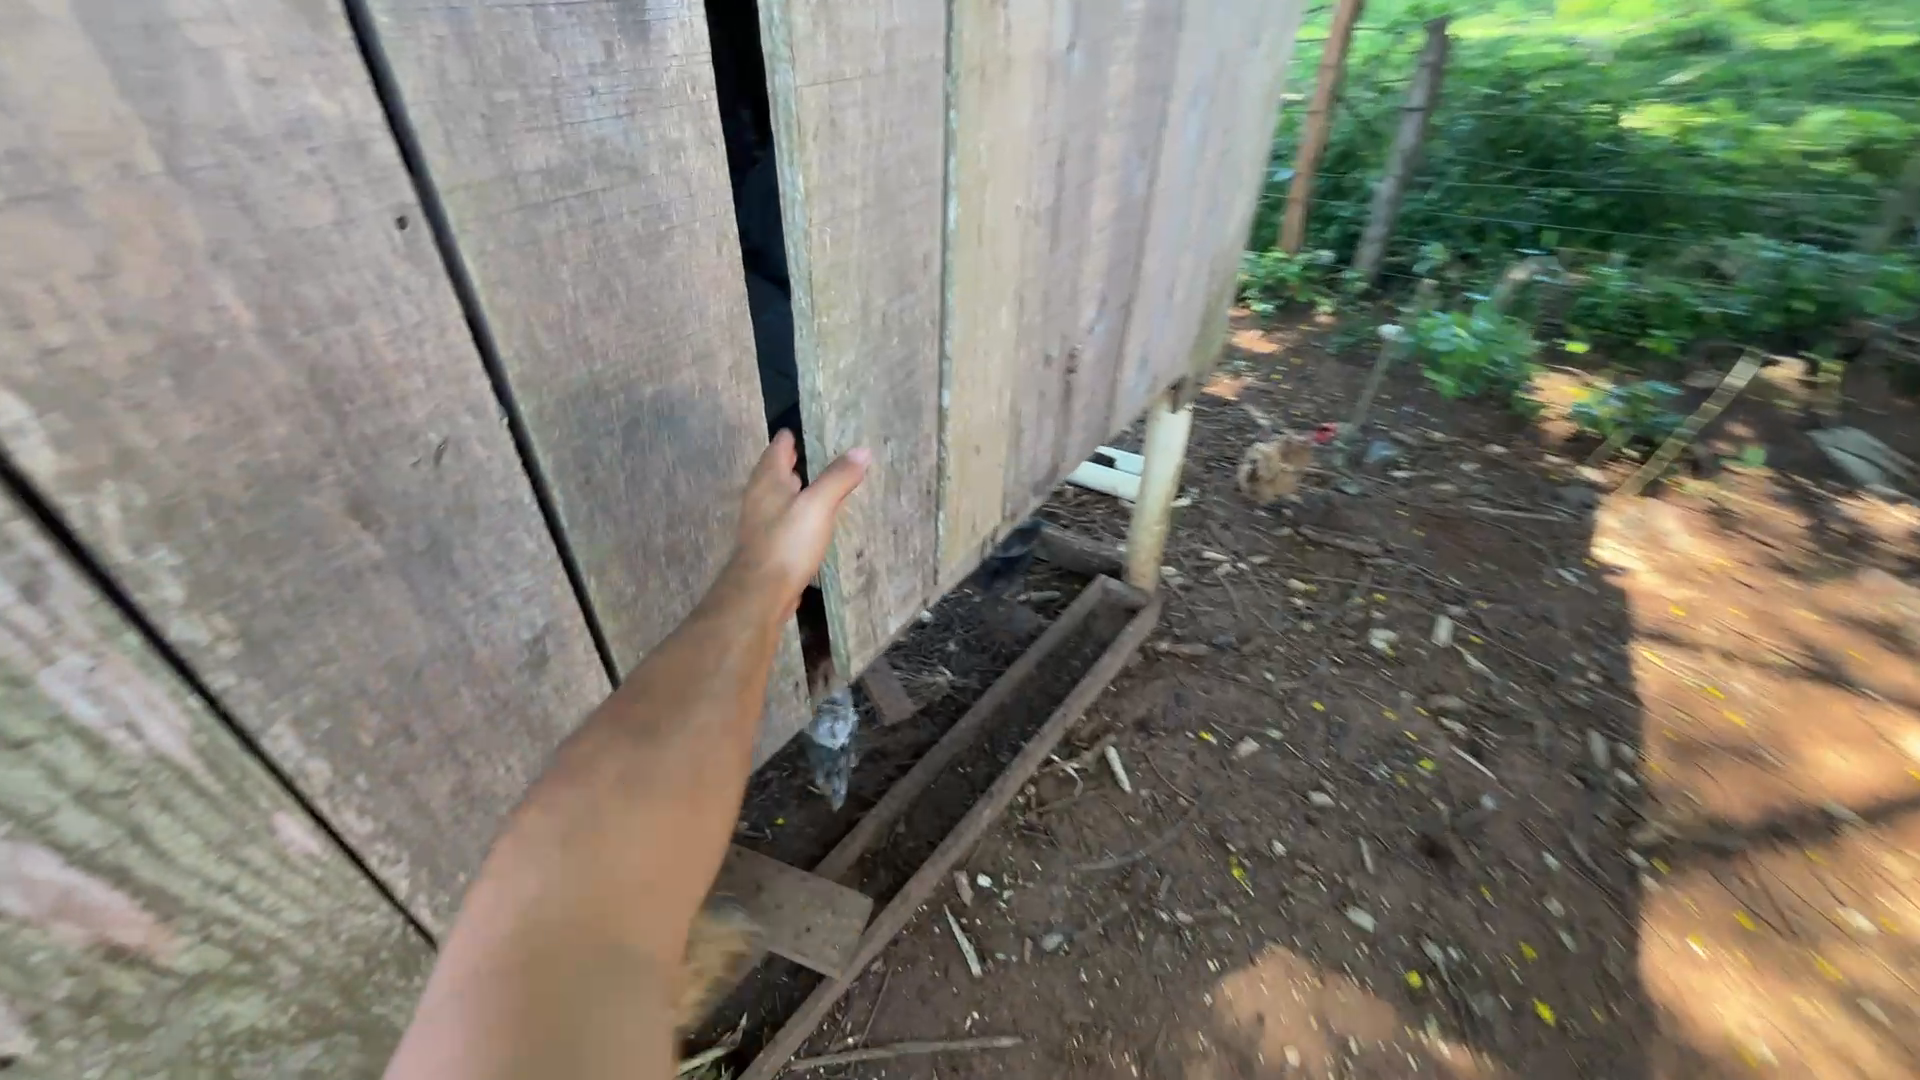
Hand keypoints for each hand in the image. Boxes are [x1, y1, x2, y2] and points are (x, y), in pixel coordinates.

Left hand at [730, 430, 868, 614]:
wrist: (761, 592)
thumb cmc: (787, 542)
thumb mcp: (819, 505)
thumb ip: (838, 477)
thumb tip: (862, 450)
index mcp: (768, 479)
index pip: (779, 446)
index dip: (793, 436)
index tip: (812, 428)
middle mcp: (760, 495)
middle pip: (777, 470)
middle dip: (796, 460)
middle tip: (822, 452)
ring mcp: (761, 521)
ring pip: (780, 495)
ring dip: (797, 488)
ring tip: (821, 483)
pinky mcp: (768, 543)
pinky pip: (784, 518)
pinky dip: (798, 512)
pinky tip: (813, 520)